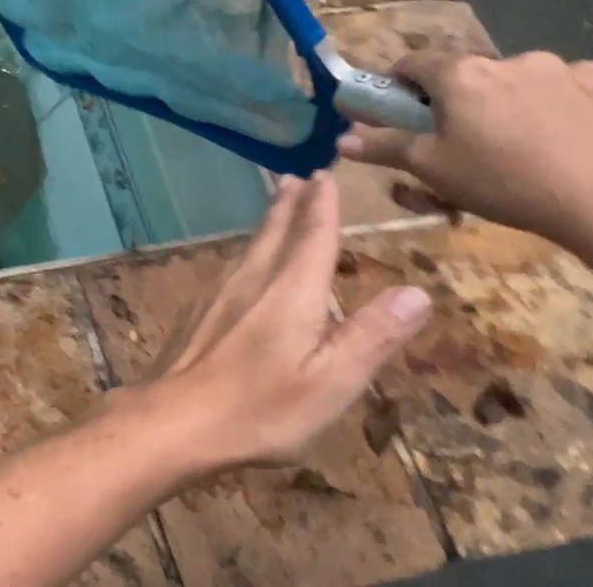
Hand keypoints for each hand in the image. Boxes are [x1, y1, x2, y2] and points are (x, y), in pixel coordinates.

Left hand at [135, 174, 430, 469]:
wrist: (175, 417)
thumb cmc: (262, 407)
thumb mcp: (332, 381)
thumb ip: (371, 336)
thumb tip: (417, 292)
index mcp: (289, 294)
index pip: (312, 239)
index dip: (322, 207)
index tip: (326, 176)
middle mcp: (250, 282)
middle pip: (274, 234)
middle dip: (290, 204)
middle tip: (298, 176)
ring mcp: (217, 295)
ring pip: (249, 248)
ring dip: (268, 223)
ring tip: (277, 205)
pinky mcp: (199, 311)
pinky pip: (231, 266)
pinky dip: (249, 250)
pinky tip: (246, 261)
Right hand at [337, 51, 592, 248]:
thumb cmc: (509, 184)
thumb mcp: (432, 170)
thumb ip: (384, 147)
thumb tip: (342, 140)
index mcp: (464, 74)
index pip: (414, 63)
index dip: (401, 86)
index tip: (403, 113)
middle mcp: (520, 61)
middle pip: (478, 76)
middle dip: (470, 103)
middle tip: (472, 144)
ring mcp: (583, 74)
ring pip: (537, 86)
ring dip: (527, 107)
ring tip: (535, 152)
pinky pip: (592, 100)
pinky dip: (581, 117)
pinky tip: (585, 151)